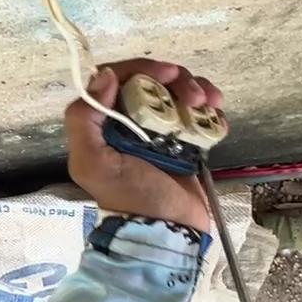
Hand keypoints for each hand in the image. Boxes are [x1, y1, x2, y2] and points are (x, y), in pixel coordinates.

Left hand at [65, 60, 223, 232]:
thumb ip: (84, 120)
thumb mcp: (93, 163)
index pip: (117, 79)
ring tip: (209, 103)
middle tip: (194, 95)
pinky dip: (210, 109)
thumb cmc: (130, 197)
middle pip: (153, 82)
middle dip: (176, 80)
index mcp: (103, 125)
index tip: (165, 73)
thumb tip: (104, 76)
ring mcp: (160, 133)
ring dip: (197, 90)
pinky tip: (217, 115)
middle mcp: (129, 124)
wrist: (168, 232)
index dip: (141, 69)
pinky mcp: (186, 143)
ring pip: (178, 93)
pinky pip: (198, 114)